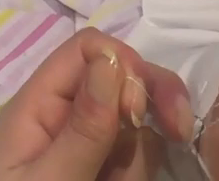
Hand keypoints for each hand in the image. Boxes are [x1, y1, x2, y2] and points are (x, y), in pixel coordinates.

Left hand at [0, 29, 194, 180]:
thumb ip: (82, 127)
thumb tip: (114, 59)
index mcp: (38, 107)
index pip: (85, 50)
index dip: (122, 63)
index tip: (140, 107)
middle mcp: (64, 117)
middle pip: (119, 75)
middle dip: (151, 96)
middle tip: (179, 129)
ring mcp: (87, 147)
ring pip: (135, 120)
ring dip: (143, 150)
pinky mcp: (106, 175)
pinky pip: (137, 156)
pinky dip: (142, 170)